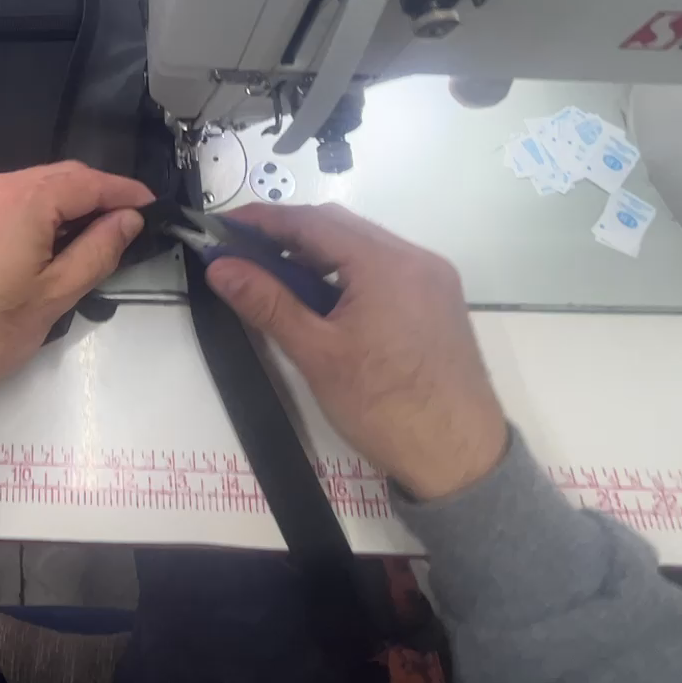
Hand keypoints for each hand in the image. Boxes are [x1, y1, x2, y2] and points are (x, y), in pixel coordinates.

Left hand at [0, 162, 152, 390]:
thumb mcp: (57, 295)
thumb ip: (99, 249)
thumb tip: (130, 219)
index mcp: (20, 202)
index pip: (86, 182)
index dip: (124, 192)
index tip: (153, 207)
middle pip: (62, 176)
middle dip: (99, 194)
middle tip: (131, 222)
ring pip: (38, 183)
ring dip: (72, 200)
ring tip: (101, 231)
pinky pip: (15, 195)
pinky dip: (43, 207)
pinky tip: (60, 233)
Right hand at [204, 204, 507, 500]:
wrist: (462, 463)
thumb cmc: (385, 407)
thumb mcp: (315, 353)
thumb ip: (266, 301)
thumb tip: (219, 266)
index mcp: (387, 265)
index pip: (312, 222)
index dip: (261, 219)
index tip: (220, 226)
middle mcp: (414, 259)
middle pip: (337, 226)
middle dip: (285, 232)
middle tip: (239, 252)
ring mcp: (430, 278)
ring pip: (358, 244)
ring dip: (312, 251)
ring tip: (271, 276)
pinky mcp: (434, 300)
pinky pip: (378, 265)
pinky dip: (340, 269)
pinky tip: (316, 296)